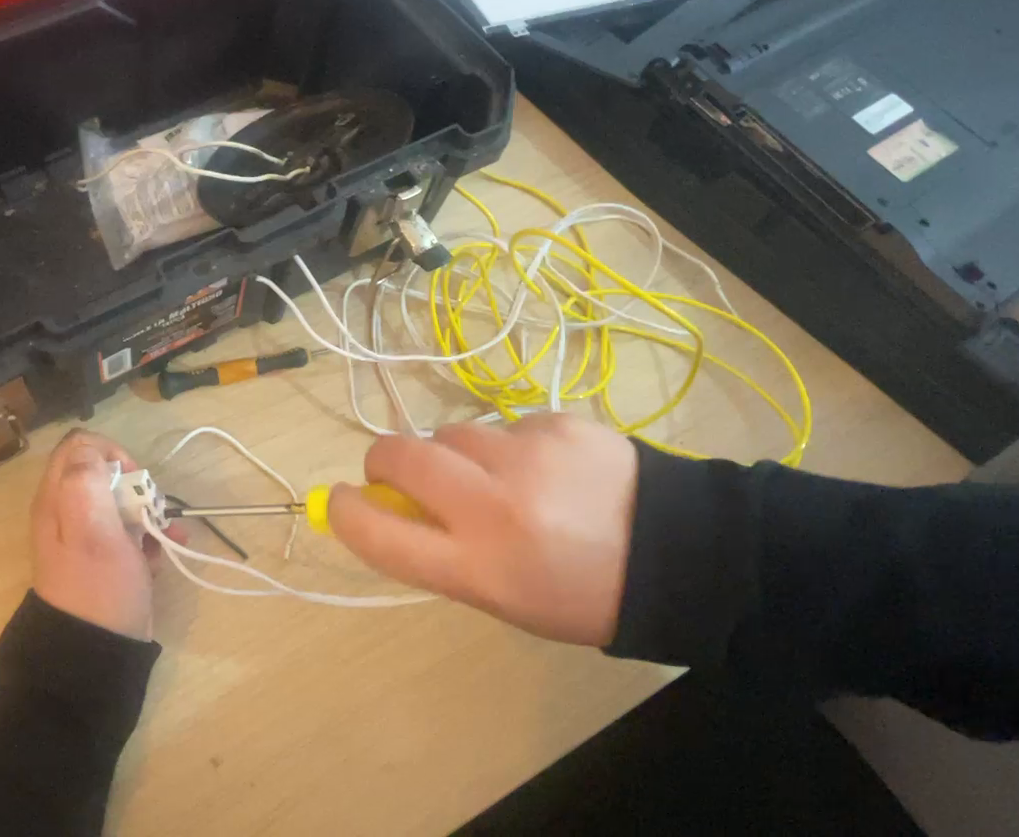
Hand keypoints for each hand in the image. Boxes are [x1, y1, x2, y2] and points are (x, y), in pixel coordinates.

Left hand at [30, 429, 180, 640]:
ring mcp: (88, 537)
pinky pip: (130, 533)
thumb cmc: (97, 585)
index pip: (79, 445)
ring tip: (167, 533)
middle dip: (135, 483)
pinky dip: (151, 537)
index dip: (109, 450)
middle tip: (150, 506)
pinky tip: (166, 552)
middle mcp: (68, 512)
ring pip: (121, 503)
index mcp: (58, 498)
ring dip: (149, 511)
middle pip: (103, 473)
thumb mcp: (90, 527)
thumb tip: (89, 446)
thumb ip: (86, 480)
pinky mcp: (107, 559)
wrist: (95, 652)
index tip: (132, 475)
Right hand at [328, 414, 637, 645]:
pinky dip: (508, 444)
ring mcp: (527, 456)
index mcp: (479, 567)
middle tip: (400, 473)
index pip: (378, 532)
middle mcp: (494, 507)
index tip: (338, 500)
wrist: (679, 554)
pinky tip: (547, 467)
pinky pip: (502, 424)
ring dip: (454, 453)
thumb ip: (437, 551)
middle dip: (384, 461)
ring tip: (499, 477)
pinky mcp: (555, 422)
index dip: (344, 512)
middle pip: (398, 455)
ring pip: (449, 432)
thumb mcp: (500, 595)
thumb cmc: (577, 593)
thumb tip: (384, 505)